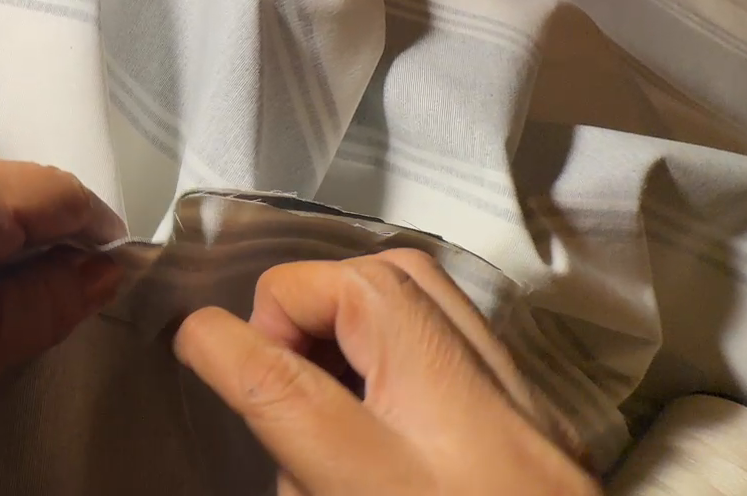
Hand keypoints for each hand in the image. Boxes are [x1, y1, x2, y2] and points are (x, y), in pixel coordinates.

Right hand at [174, 251, 596, 495]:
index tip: (194, 340)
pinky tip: (374, 370)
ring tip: (322, 351)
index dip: (215, 343)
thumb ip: (287, 468)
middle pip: (368, 290)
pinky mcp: (552, 418)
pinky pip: (455, 314)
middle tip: (275, 349)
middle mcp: (486, 449)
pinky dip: (392, 318)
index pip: (285, 386)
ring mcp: (535, 425)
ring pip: (418, 278)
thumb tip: (253, 382)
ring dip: (343, 296)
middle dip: (293, 296)